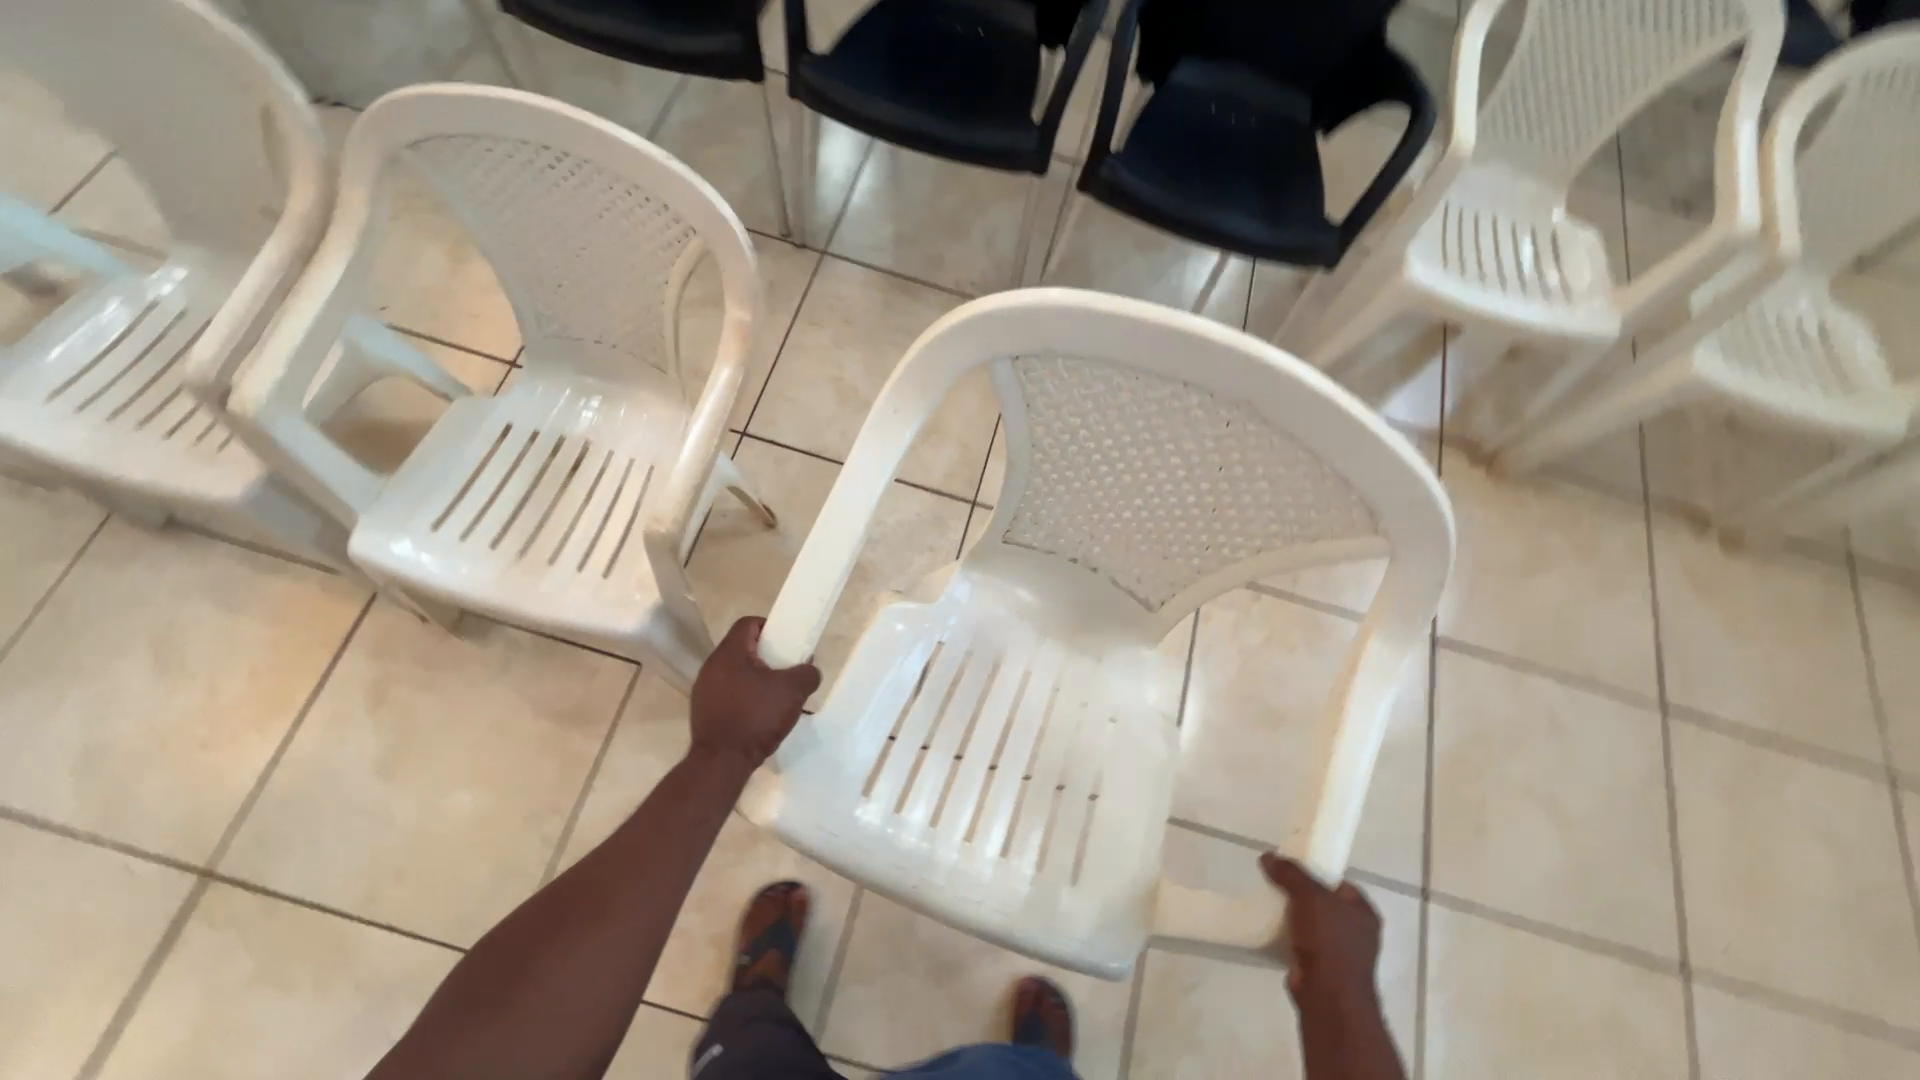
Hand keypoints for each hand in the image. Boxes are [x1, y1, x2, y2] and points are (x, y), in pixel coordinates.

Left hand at [689, 617, 821, 772]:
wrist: (722, 763)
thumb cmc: (756, 718)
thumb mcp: (793, 691)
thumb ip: (807, 674)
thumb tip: (808, 670)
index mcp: (729, 654)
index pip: (748, 623)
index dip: (771, 627)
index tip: (788, 642)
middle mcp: (711, 667)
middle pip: (743, 649)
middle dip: (768, 657)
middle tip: (788, 671)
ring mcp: (704, 691)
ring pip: (736, 673)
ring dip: (758, 680)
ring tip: (778, 697)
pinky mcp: (704, 712)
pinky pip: (729, 695)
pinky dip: (746, 699)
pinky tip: (761, 717)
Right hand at [1260, 853, 1382, 1010]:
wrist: (1328, 995)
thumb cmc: (1328, 940)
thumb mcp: (1309, 896)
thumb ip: (1290, 873)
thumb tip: (1268, 856)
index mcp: (1363, 911)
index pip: (1338, 882)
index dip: (1314, 872)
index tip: (1289, 869)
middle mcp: (1357, 931)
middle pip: (1323, 903)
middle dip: (1299, 895)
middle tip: (1274, 885)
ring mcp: (1341, 953)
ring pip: (1311, 924)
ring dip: (1293, 917)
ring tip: (1268, 905)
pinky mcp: (1323, 969)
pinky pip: (1303, 944)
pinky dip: (1289, 937)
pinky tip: (1271, 930)